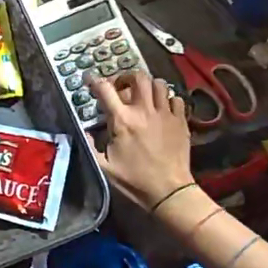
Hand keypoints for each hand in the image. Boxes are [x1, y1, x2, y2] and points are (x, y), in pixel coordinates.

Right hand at [88, 69, 194, 211]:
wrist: (169, 190)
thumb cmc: (135, 180)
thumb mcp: (105, 165)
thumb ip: (93, 144)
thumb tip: (87, 130)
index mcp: (123, 120)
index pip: (105, 90)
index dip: (94, 81)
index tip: (89, 79)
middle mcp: (144, 110)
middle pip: (137, 77)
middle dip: (126, 77)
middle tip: (122, 87)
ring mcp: (165, 113)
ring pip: (159, 83)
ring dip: (148, 85)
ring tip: (143, 95)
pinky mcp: (181, 120)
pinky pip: (175, 98)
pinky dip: (167, 98)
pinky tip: (162, 108)